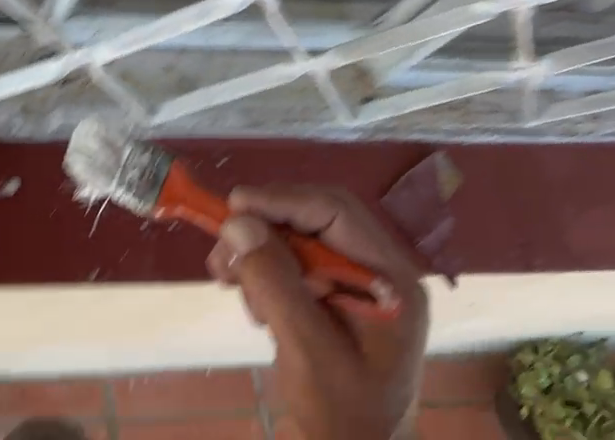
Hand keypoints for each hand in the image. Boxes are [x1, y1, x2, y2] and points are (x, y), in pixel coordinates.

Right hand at [208, 186, 428, 439]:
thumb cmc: (343, 413)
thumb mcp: (307, 351)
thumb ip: (276, 284)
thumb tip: (237, 223)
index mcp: (391, 279)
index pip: (335, 212)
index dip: (282, 201)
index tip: (233, 206)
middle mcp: (379, 270)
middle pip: (315, 218)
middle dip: (265, 227)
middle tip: (223, 247)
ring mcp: (359, 282)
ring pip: (300, 236)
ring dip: (259, 251)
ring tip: (229, 279)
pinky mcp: (337, 294)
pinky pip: (296, 260)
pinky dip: (266, 270)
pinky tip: (254, 301)